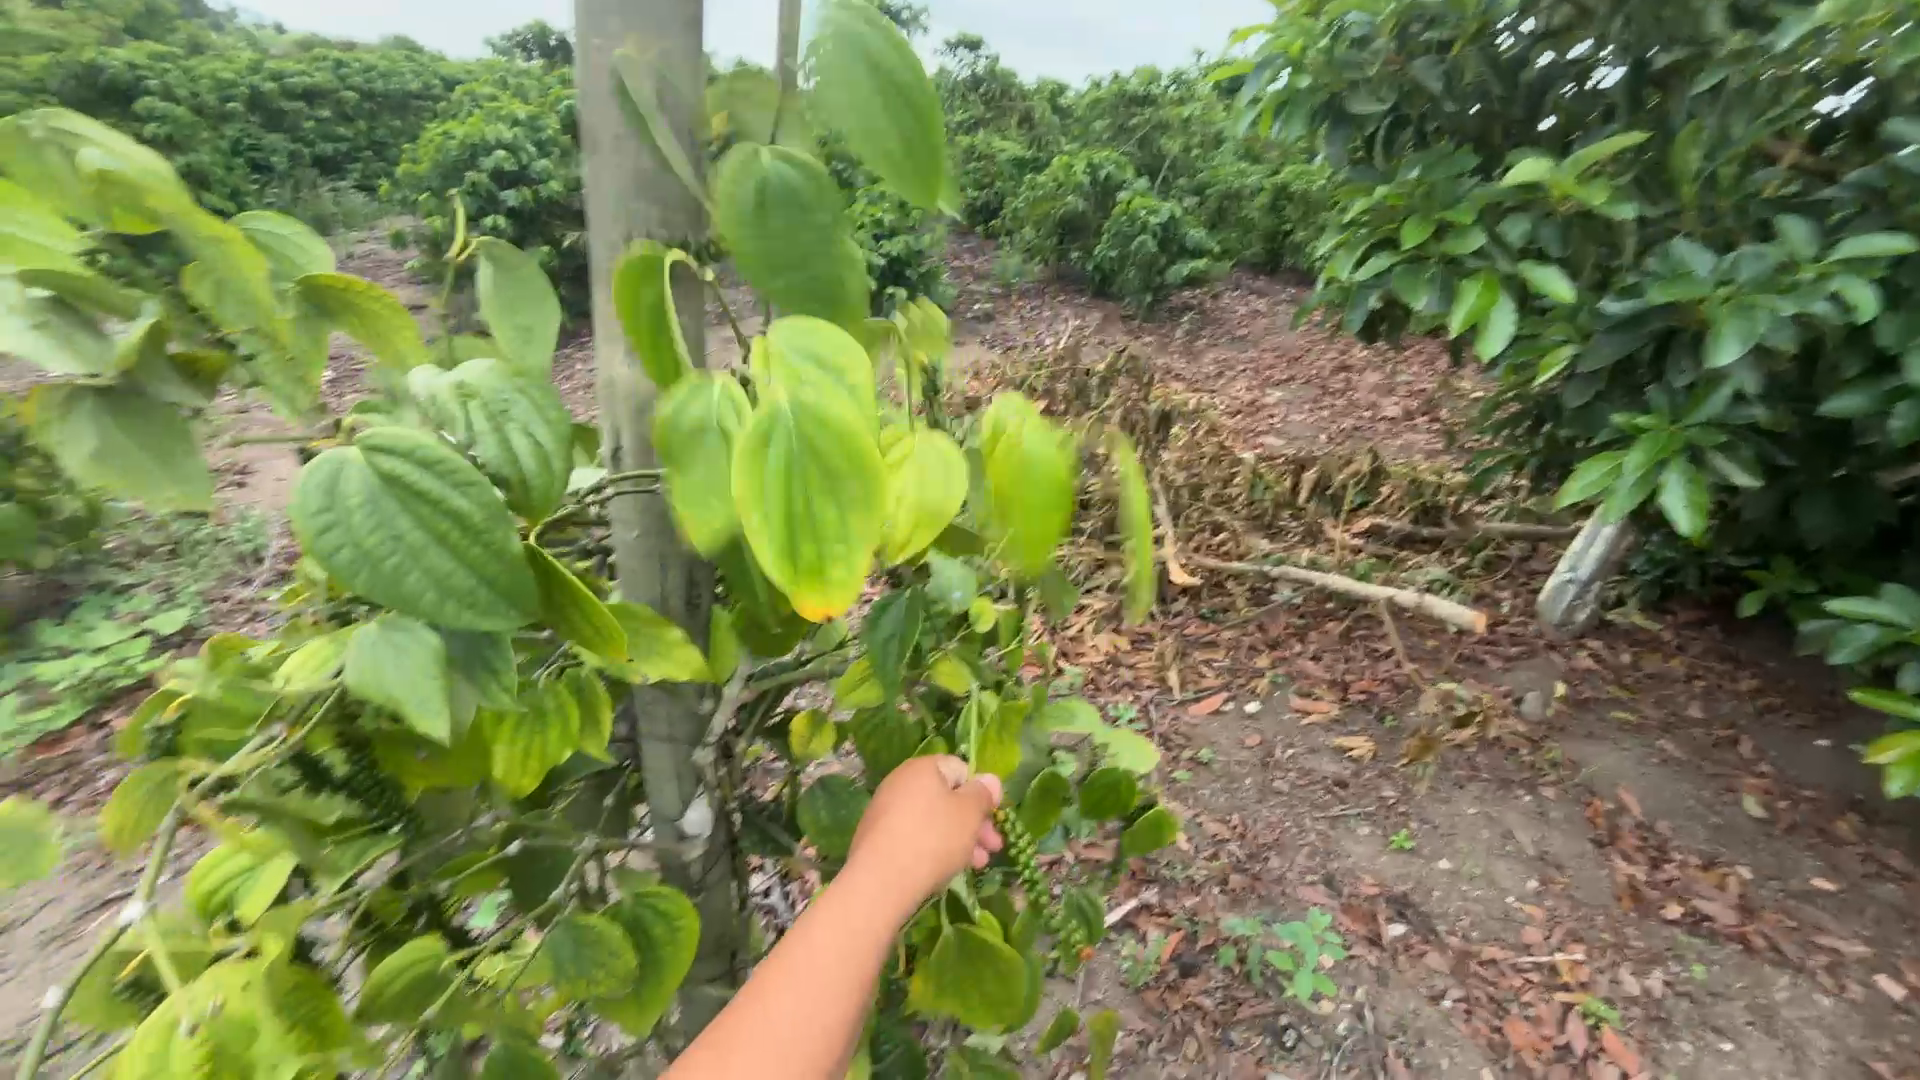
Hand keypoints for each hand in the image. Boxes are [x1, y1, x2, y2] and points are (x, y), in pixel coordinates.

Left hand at [845, 756, 1002, 919]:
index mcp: (923, 768)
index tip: (995, 817)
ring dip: (960, 839)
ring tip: (978, 865)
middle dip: (975, 822)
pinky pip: (915, 836)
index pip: (960, 769)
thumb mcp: (969, 813)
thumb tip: (990, 779)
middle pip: (948, 797)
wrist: (880, 881)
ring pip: (934, 820)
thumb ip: (982, 793)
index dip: (982, 792)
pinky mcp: (878, 837)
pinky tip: (949, 870)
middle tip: (993, 847)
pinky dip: (935, 848)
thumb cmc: (933, 838)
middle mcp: (901, 782)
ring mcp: (886, 810)